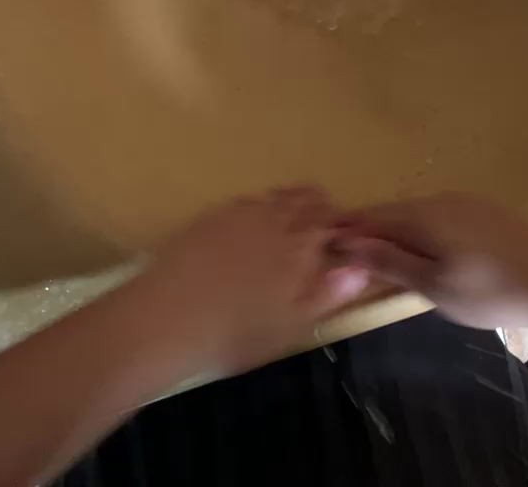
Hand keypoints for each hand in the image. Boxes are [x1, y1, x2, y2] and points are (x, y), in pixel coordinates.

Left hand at [131, 186, 368, 375]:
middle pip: (303, 197)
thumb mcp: (291, 323)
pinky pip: (243, 202)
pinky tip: (247, 228)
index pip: (329, 218)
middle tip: (318, 220)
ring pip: (274, 196)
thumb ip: (328, 293)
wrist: (166, 319)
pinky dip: (255, 209)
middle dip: (315, 204)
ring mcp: (239, 213)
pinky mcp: (210, 216)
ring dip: (286, 204)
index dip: (338, 221)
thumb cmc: (237, 331)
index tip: (342, 231)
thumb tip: (361, 269)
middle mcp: (274, 218)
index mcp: (300, 243)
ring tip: (285, 222)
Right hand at [332, 193, 527, 327]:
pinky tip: (421, 247)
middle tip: (345, 247)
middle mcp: (441, 199)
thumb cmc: (489, 290)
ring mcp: (465, 202)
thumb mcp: (434, 285)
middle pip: (394, 211)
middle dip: (368, 227)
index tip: (324, 239)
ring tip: (378, 251)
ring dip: (394, 228)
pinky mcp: (484, 211)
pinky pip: (437, 215)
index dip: (348, 228)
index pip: (373, 216)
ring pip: (417, 212)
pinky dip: (418, 228)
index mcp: (423, 216)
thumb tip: (351, 244)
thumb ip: (392, 262)